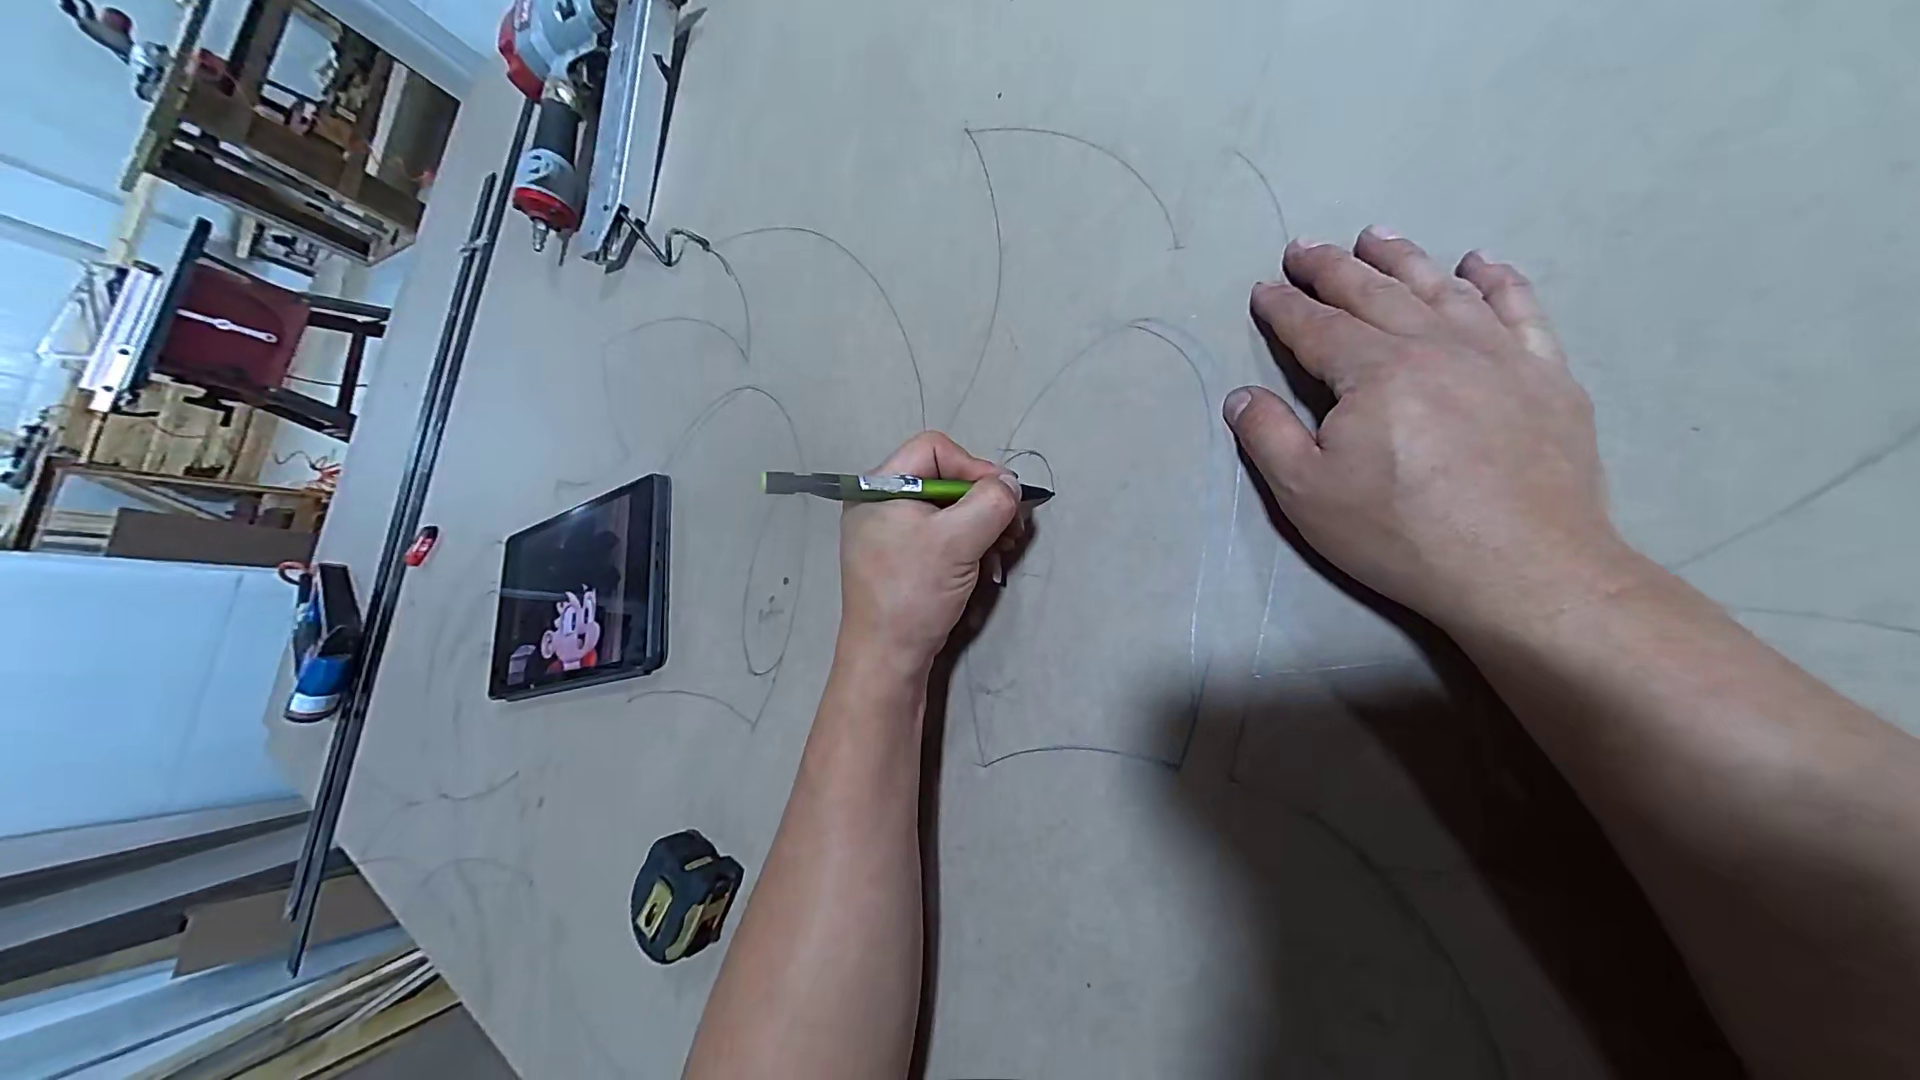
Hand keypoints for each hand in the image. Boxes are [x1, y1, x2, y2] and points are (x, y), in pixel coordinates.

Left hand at [837, 432, 1023, 671]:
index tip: (1001, 498)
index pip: (934, 450)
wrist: (887, 658)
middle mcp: (882, 503)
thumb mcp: (958, 541)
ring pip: (949, 509)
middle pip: (945, 479)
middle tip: (1011, 528)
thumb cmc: (914, 593)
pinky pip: (942, 535)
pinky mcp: (904, 558)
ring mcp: (892, 532)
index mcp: (880, 488)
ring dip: (982, 526)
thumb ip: (990, 503)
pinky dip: (969, 545)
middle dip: (983, 502)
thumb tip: (1010, 484)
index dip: (974, 467)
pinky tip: (985, 566)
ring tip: (1002, 550)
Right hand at [1226, 228, 1646, 631]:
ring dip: (1402, 259)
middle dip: (1332, 268)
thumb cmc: (1398, 532)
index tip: (1264, 288)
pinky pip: (1519, 309)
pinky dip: (1496, 281)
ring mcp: (1498, 355)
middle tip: (1304, 247)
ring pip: (1441, 289)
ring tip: (1376, 235)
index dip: (1284, 308)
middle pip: (1374, 294)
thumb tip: (1240, 395)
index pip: (1317, 327)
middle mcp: (1435, 346)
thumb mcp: (1305, 493)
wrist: (1523, 569)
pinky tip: (1479, 264)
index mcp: (1374, 372)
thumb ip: (1267, 435)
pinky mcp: (1545, 375)